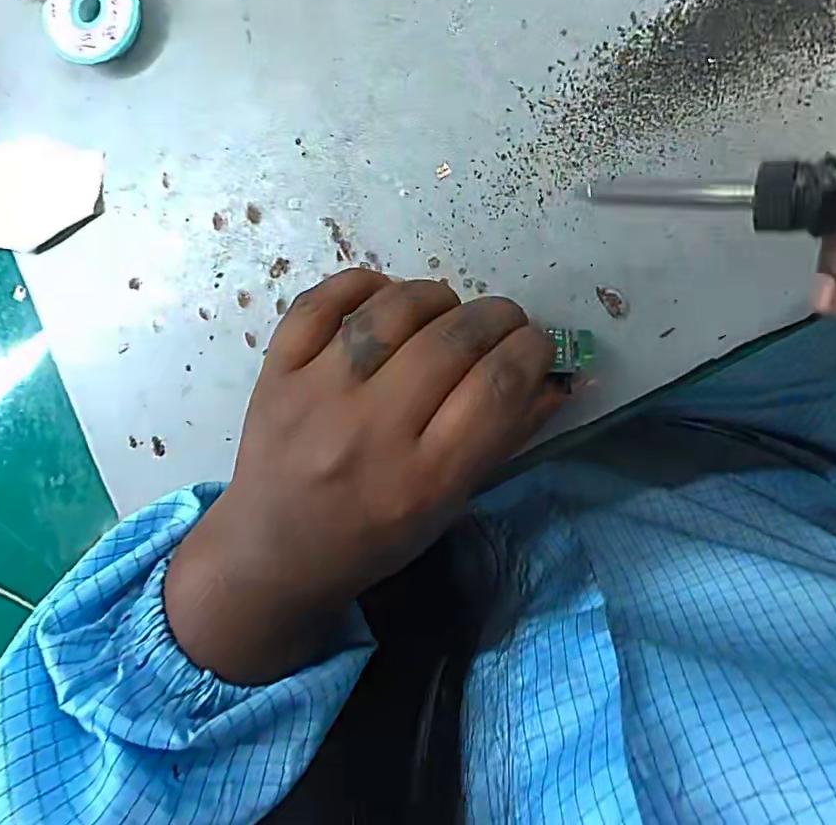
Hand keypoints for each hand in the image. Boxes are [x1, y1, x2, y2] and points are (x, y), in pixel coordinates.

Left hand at [164, 270, 564, 682]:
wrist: (274, 553)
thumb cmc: (378, 536)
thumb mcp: (453, 501)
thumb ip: (509, 434)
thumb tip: (560, 376)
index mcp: (422, 480)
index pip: (497, 388)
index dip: (532, 350)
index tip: (537, 343)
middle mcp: (369, 433)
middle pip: (453, 340)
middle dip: (498, 317)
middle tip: (505, 321)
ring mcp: (315, 396)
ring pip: (394, 310)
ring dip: (438, 296)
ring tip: (450, 309)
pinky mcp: (276, 372)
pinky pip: (323, 301)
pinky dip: (365, 283)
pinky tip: (388, 295)